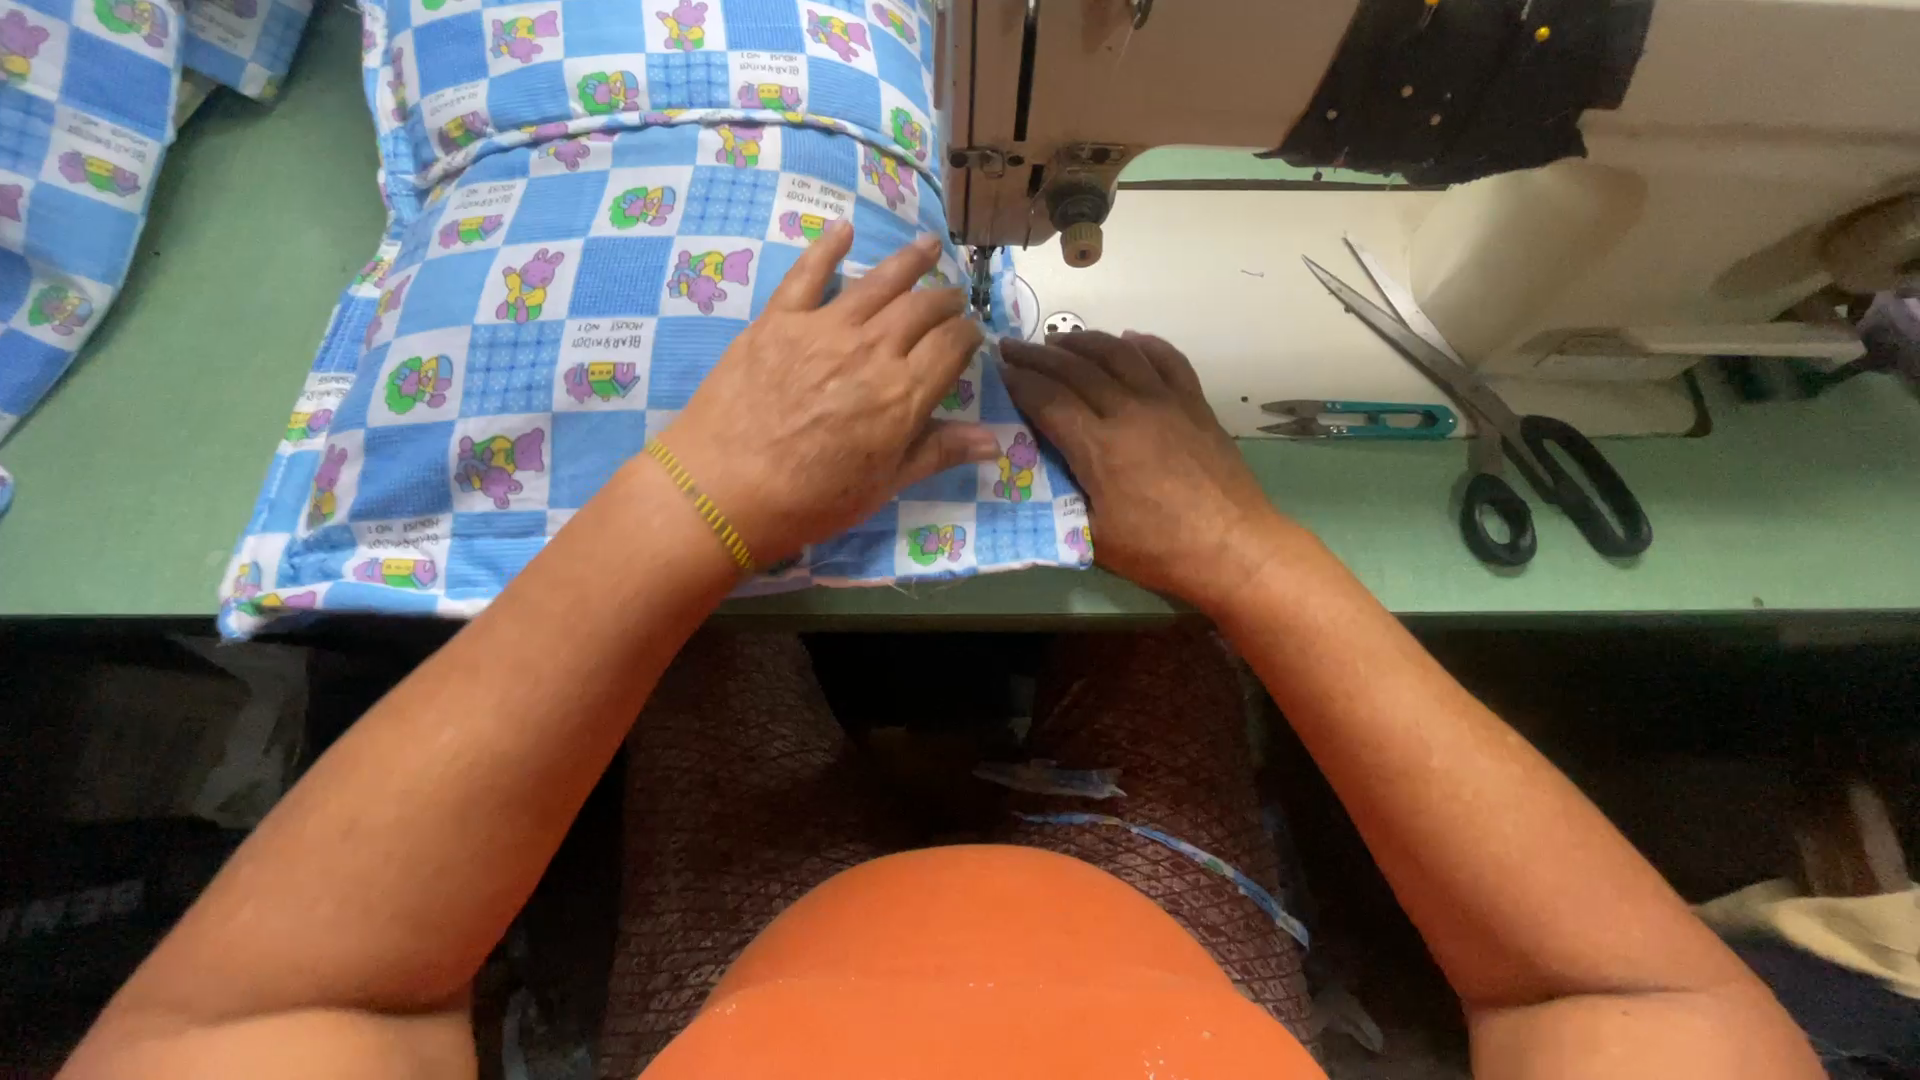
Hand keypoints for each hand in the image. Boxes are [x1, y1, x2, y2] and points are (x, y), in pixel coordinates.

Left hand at [660, 223, 997, 562]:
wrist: (726, 490)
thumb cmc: (812, 499)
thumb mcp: (884, 484)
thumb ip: (939, 452)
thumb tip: (997, 442)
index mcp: (904, 393)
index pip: (952, 346)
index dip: (968, 336)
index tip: (971, 336)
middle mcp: (872, 349)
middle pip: (922, 308)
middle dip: (945, 299)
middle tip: (953, 297)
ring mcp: (824, 328)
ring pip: (878, 282)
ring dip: (909, 261)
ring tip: (927, 246)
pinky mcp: (779, 320)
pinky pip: (809, 273)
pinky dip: (829, 248)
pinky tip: (844, 230)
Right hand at [1000, 331, 1297, 609]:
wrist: (1235, 548)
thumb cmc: (1159, 551)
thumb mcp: (1094, 535)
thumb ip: (1062, 496)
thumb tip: (1038, 469)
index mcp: (1099, 445)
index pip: (1047, 399)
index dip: (1018, 382)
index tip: (996, 372)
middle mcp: (1131, 410)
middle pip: (1075, 368)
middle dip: (1037, 354)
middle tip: (1011, 346)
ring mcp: (1167, 402)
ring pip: (1119, 354)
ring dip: (1083, 341)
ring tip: (1058, 339)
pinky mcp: (1196, 405)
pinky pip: (1167, 360)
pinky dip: (1143, 345)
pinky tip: (1128, 339)